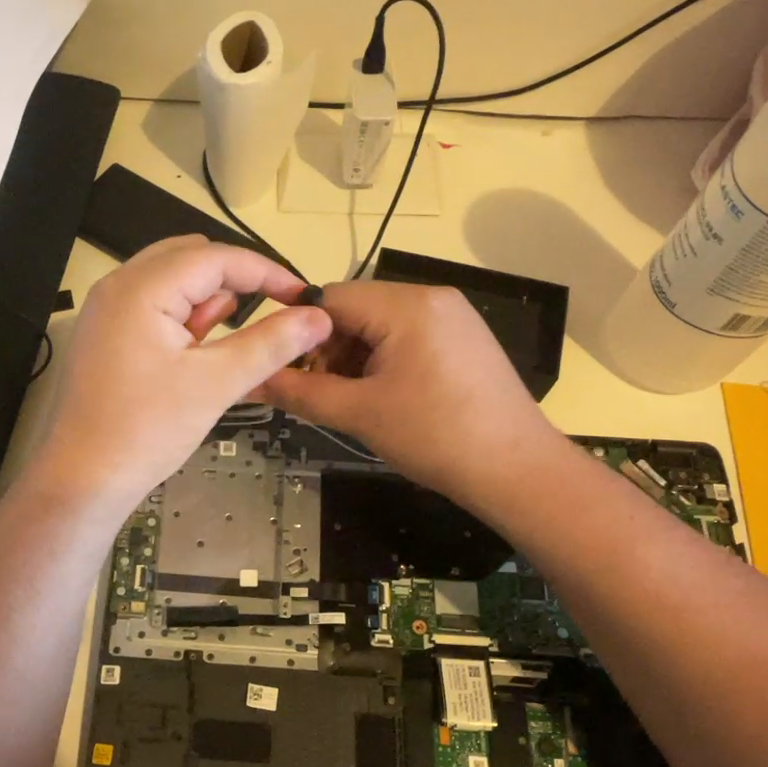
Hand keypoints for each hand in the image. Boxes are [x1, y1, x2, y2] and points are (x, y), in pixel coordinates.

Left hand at [26, 236, 330, 511]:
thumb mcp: (215, 384)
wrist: (82, 480)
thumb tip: (319, 318)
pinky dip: (183, 319)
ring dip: (208, 301)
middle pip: (190, 259)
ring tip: (228, 344)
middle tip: (268, 317)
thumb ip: (270, 344)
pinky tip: (199, 351)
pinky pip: (152, 307)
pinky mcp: (104, 336)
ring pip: (171, 282)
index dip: (265, 272)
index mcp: (141, 289)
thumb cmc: (147, 430)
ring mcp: (106, 311)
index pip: (215, 258)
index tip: (303, 297)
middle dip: (235, 282)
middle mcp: (118, 286)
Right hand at [258, 281, 561, 504]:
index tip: (288, 374)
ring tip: (352, 404)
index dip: (300, 334)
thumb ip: (301, 392)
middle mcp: (431, 298)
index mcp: (406, 304)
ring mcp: (453, 318)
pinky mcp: (464, 341)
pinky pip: (408, 339)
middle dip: (329, 351)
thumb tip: (252, 381)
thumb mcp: (359, 414)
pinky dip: (384, 364)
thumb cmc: (434, 436)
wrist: (515, 469)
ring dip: (355, 360)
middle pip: (356, 311)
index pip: (329, 298)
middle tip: (320, 396)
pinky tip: (384, 400)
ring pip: (381, 327)